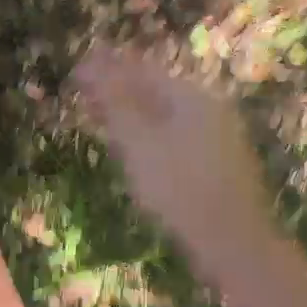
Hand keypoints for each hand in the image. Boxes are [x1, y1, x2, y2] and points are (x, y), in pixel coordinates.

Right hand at [71, 46, 270, 244]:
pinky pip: (170, 133)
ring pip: (161, 113)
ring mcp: (214, 136)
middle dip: (115, 89)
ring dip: (127, 111)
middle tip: (80, 94)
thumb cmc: (178, 183)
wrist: (232, 240)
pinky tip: (125, 142)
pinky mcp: (213, 161)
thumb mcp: (136, 139)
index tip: (74, 72)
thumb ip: (114, 100)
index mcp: (192, 97)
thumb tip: (94, 66)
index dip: (105, 68)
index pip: (141, 70)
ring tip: (95, 116)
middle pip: (153, 89)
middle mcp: (208, 109)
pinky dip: (143, 131)